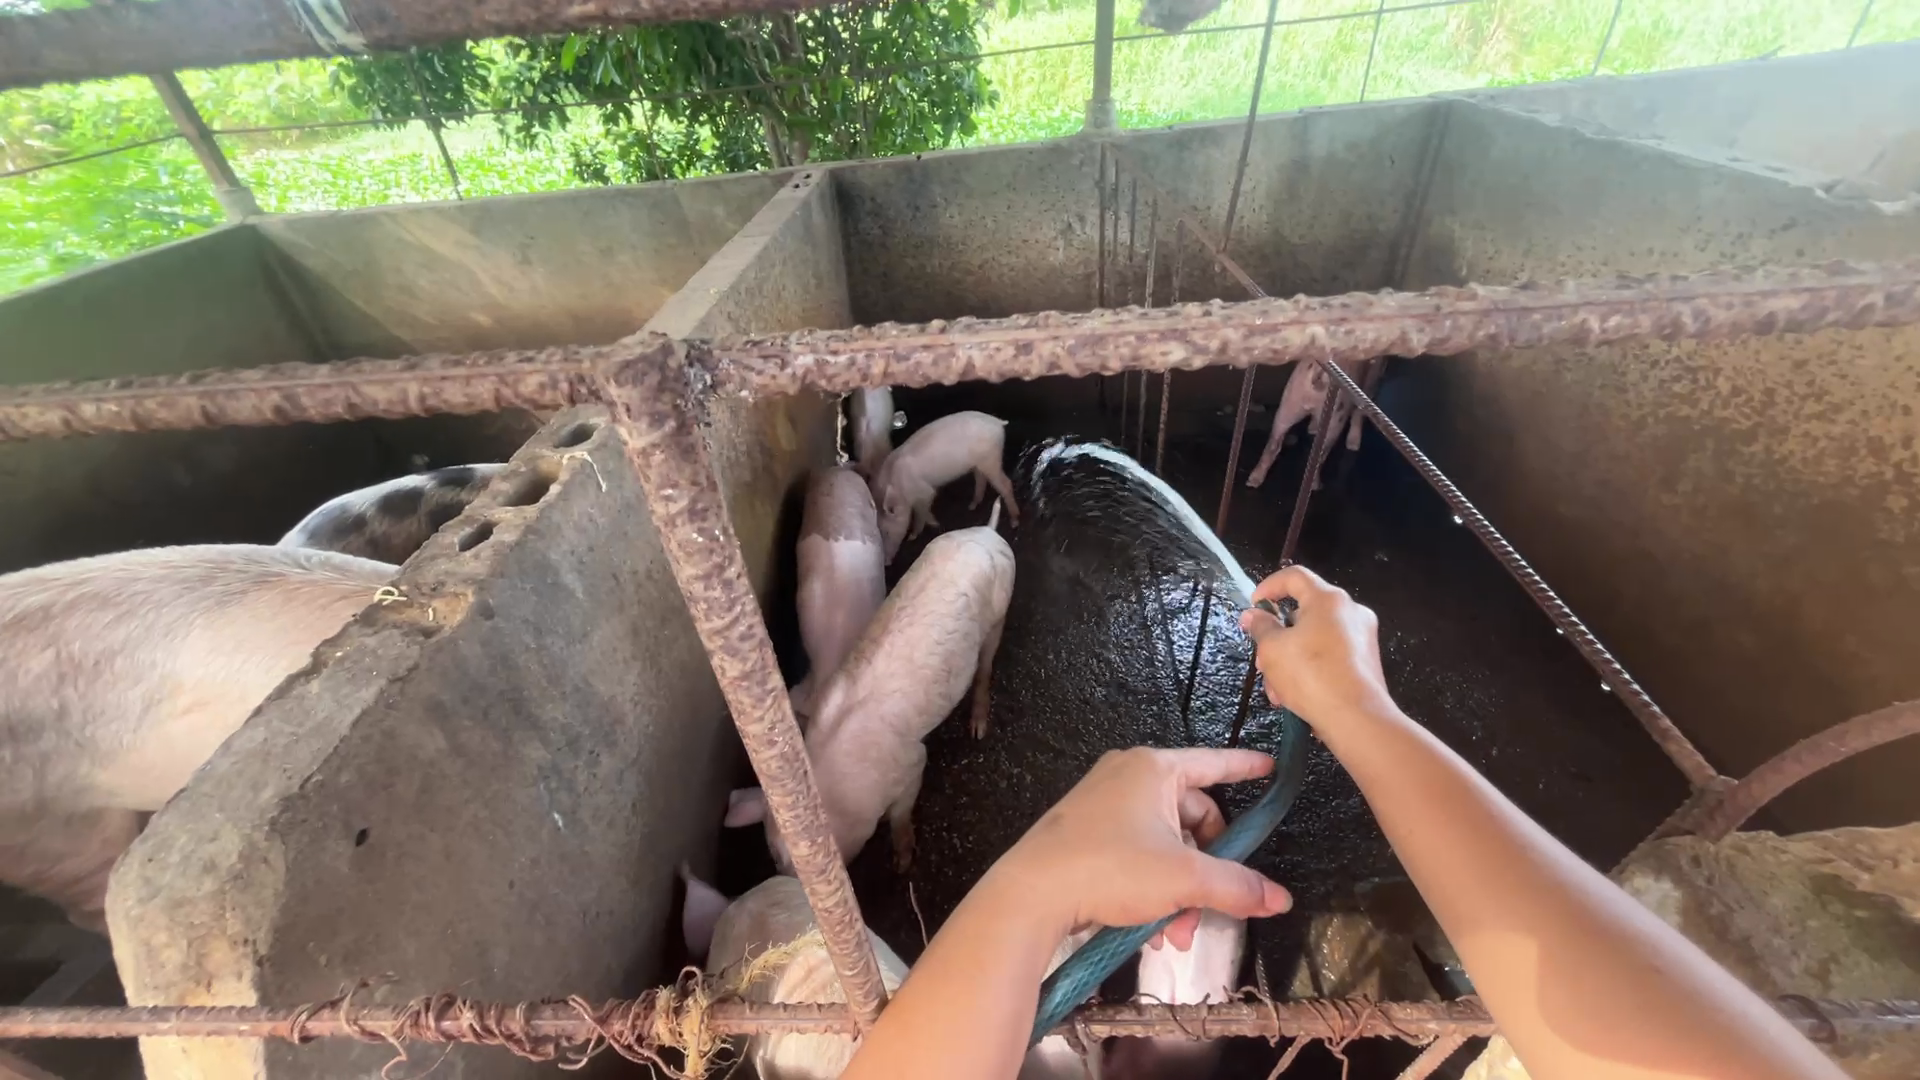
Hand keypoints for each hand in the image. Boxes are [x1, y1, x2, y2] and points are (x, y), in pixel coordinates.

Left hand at [984, 748, 1291, 948]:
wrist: (1034, 890)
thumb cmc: (1112, 867)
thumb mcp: (1184, 879)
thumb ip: (1236, 886)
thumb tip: (1279, 897)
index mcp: (1153, 769)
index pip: (1212, 762)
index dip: (1244, 766)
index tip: (1271, 766)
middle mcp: (1129, 775)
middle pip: (1192, 816)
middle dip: (1208, 870)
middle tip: (1213, 910)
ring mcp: (1105, 801)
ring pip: (1166, 843)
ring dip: (1181, 891)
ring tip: (1175, 935)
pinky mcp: (1090, 829)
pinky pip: (1139, 851)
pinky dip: (1153, 887)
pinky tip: (1152, 931)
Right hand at [1239, 564, 1394, 731]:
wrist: (1357, 720)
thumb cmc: (1310, 674)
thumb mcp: (1272, 649)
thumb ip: (1261, 626)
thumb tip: (1253, 615)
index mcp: (1329, 600)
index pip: (1294, 576)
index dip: (1268, 586)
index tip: (1253, 607)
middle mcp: (1351, 612)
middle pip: (1303, 612)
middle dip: (1277, 636)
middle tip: (1261, 659)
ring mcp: (1362, 638)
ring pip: (1313, 638)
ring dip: (1289, 658)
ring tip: (1276, 688)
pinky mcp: (1365, 662)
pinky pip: (1329, 656)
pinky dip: (1309, 668)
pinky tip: (1294, 696)